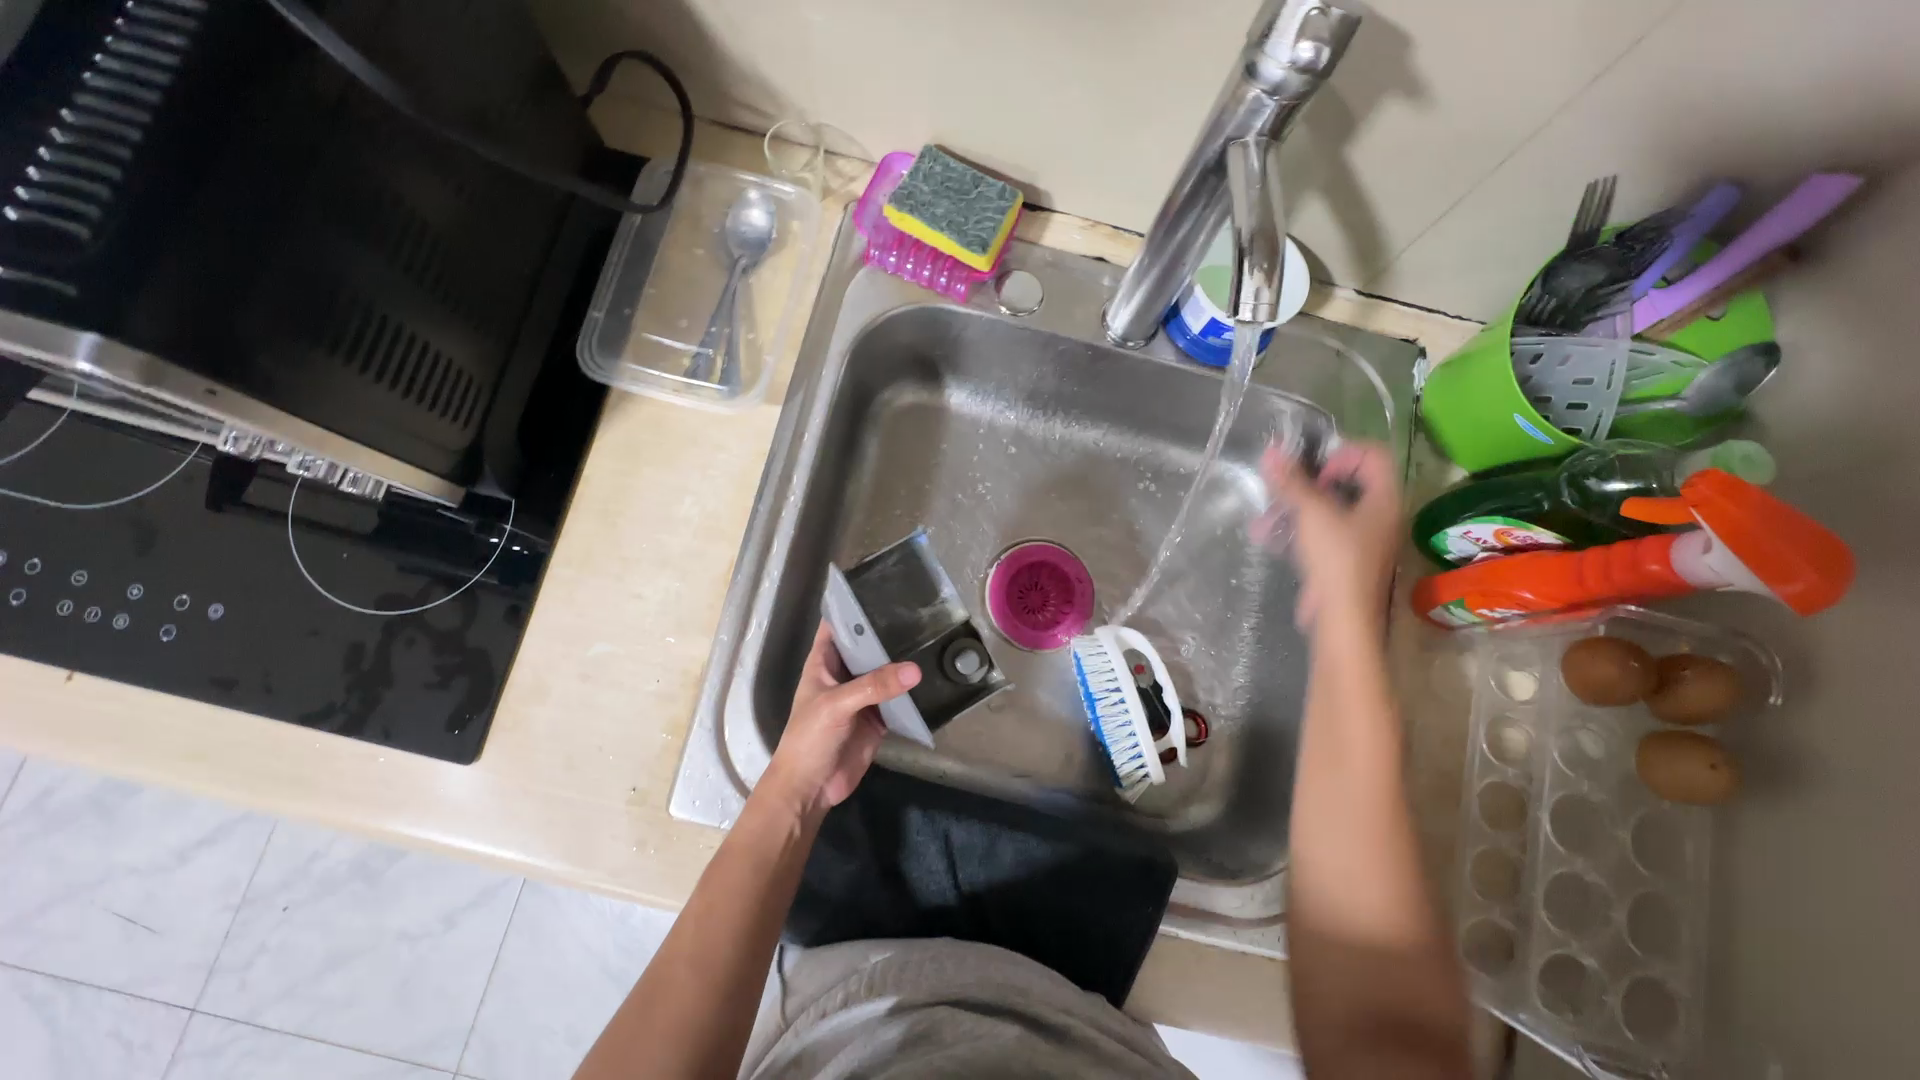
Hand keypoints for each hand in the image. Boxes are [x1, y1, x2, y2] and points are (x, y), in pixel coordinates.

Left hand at [760, 622, 920, 820]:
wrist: (811, 788)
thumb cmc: (809, 739)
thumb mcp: (837, 706)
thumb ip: (874, 686)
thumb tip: (914, 671)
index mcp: (823, 663)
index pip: (837, 626)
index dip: (853, 607)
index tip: (881, 589)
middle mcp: (844, 675)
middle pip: (867, 648)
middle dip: (888, 634)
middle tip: (921, 612)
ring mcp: (862, 698)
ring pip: (885, 673)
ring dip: (903, 663)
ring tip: (933, 638)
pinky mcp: (878, 720)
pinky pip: (898, 701)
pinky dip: (912, 694)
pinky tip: (932, 679)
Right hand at [1257, 440, 1402, 631]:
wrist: (1342, 618)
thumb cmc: (1336, 559)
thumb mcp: (1311, 514)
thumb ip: (1292, 482)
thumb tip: (1270, 451)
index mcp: (1384, 500)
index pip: (1373, 456)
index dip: (1342, 453)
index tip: (1313, 469)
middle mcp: (1378, 517)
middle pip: (1346, 483)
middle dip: (1307, 484)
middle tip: (1285, 490)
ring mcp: (1361, 541)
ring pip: (1327, 511)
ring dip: (1293, 509)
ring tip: (1265, 517)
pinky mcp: (1341, 562)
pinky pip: (1319, 535)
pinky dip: (1295, 531)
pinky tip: (1267, 536)